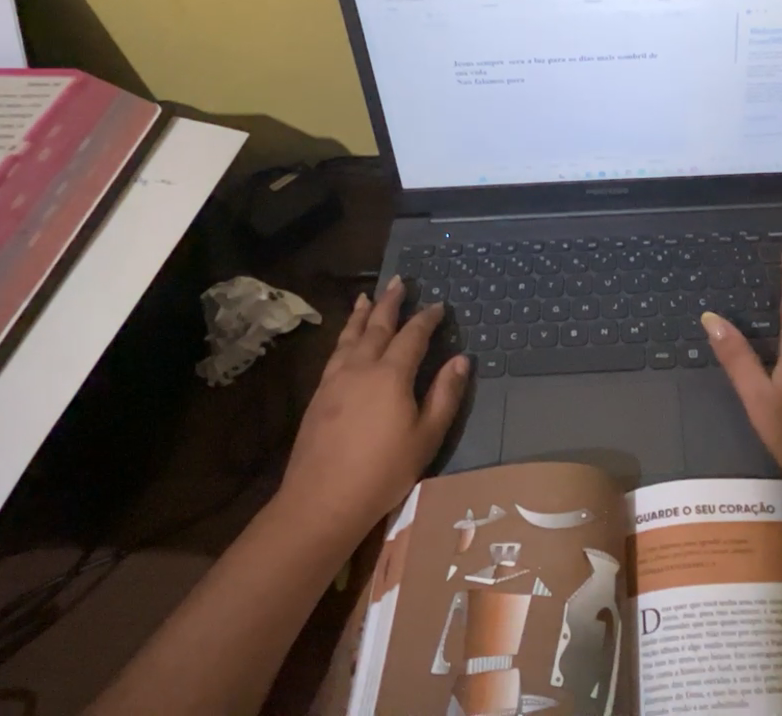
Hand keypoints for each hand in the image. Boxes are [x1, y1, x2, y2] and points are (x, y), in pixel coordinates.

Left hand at [270, 278, 467, 534]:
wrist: (322, 500)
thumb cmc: (383, 471)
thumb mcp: (427, 436)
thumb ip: (446, 394)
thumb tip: (462, 359)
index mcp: (391, 374)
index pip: (413, 335)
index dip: (427, 318)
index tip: (438, 305)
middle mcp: (361, 367)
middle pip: (377, 326)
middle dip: (390, 302)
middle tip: (399, 281)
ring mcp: (335, 380)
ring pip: (351, 336)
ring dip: (362, 314)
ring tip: (367, 297)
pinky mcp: (318, 395)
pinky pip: (335, 352)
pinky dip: (345, 336)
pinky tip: (346, 339)